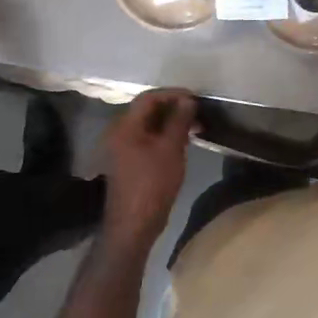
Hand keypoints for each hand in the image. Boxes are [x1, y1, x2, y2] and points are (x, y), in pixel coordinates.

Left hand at [102, 89, 196, 244]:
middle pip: (147, 110)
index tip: (195, 98)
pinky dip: (164, 135)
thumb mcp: (170, 149)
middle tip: (198, 112)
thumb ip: (179, 121)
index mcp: (125, 126)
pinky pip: (147, 139)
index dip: (173, 94)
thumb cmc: (153, 183)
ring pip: (148, 125)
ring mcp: (123, 148)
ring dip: (171, 122)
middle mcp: (120, 132)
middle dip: (173, 107)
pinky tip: (182, 142)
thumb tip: (188, 101)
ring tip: (195, 126)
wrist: (134, 223)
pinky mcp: (129, 161)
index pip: (149, 98)